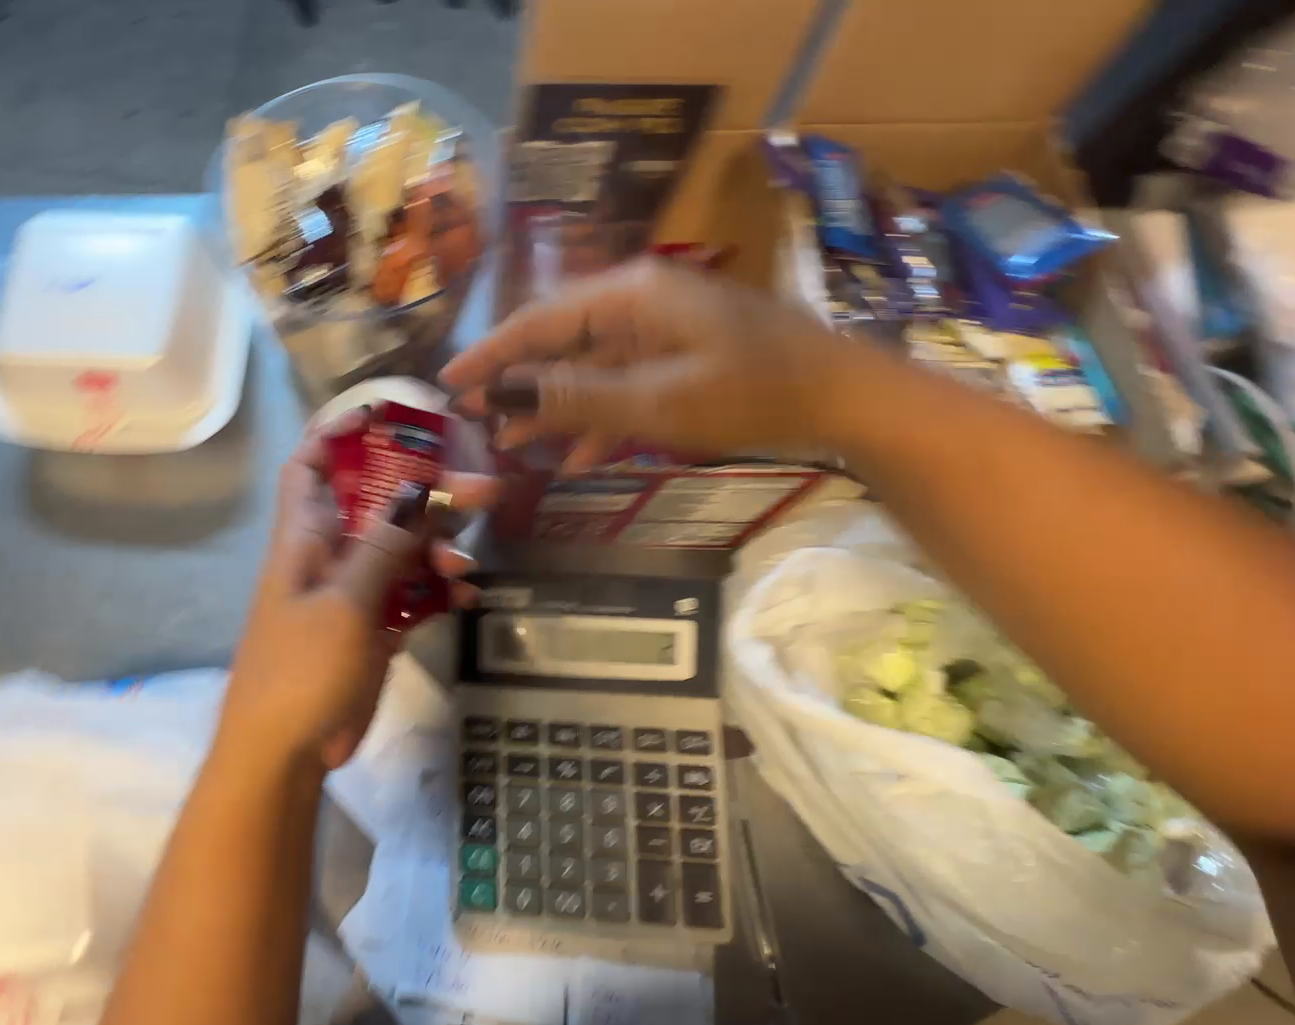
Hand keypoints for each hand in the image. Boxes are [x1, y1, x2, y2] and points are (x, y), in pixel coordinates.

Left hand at [218, 422, 495, 772]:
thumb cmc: (299, 672)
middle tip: (481, 490)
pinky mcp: (376, 626)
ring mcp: (355, 591)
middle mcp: (331, 555)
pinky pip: (414, 593)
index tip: (387, 417)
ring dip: (438, 548)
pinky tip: (466, 598)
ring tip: (465, 566)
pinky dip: (439, 591)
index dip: (339, 435)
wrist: (286, 751)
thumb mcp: (344, 605)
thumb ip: (382, 546)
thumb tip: (416, 487)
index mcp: (305, 538)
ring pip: (403, 547)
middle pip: (378, 503)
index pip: (312, 467)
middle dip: (426, 493)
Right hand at [441, 257, 884, 470]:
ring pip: (585, 370)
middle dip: (516, 386)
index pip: (538, 321)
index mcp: (628, 296)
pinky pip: (620, 386)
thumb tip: (502, 395)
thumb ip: (574, 397)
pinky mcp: (677, 357)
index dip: (490, 355)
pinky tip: (576, 458)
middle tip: (474, 420)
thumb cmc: (751, 392)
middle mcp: (636, 303)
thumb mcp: (655, 402)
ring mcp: (658, 330)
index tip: (448, 382)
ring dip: (551, 409)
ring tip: (512, 448)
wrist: (845, 398)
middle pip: (557, 343)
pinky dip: (596, 420)